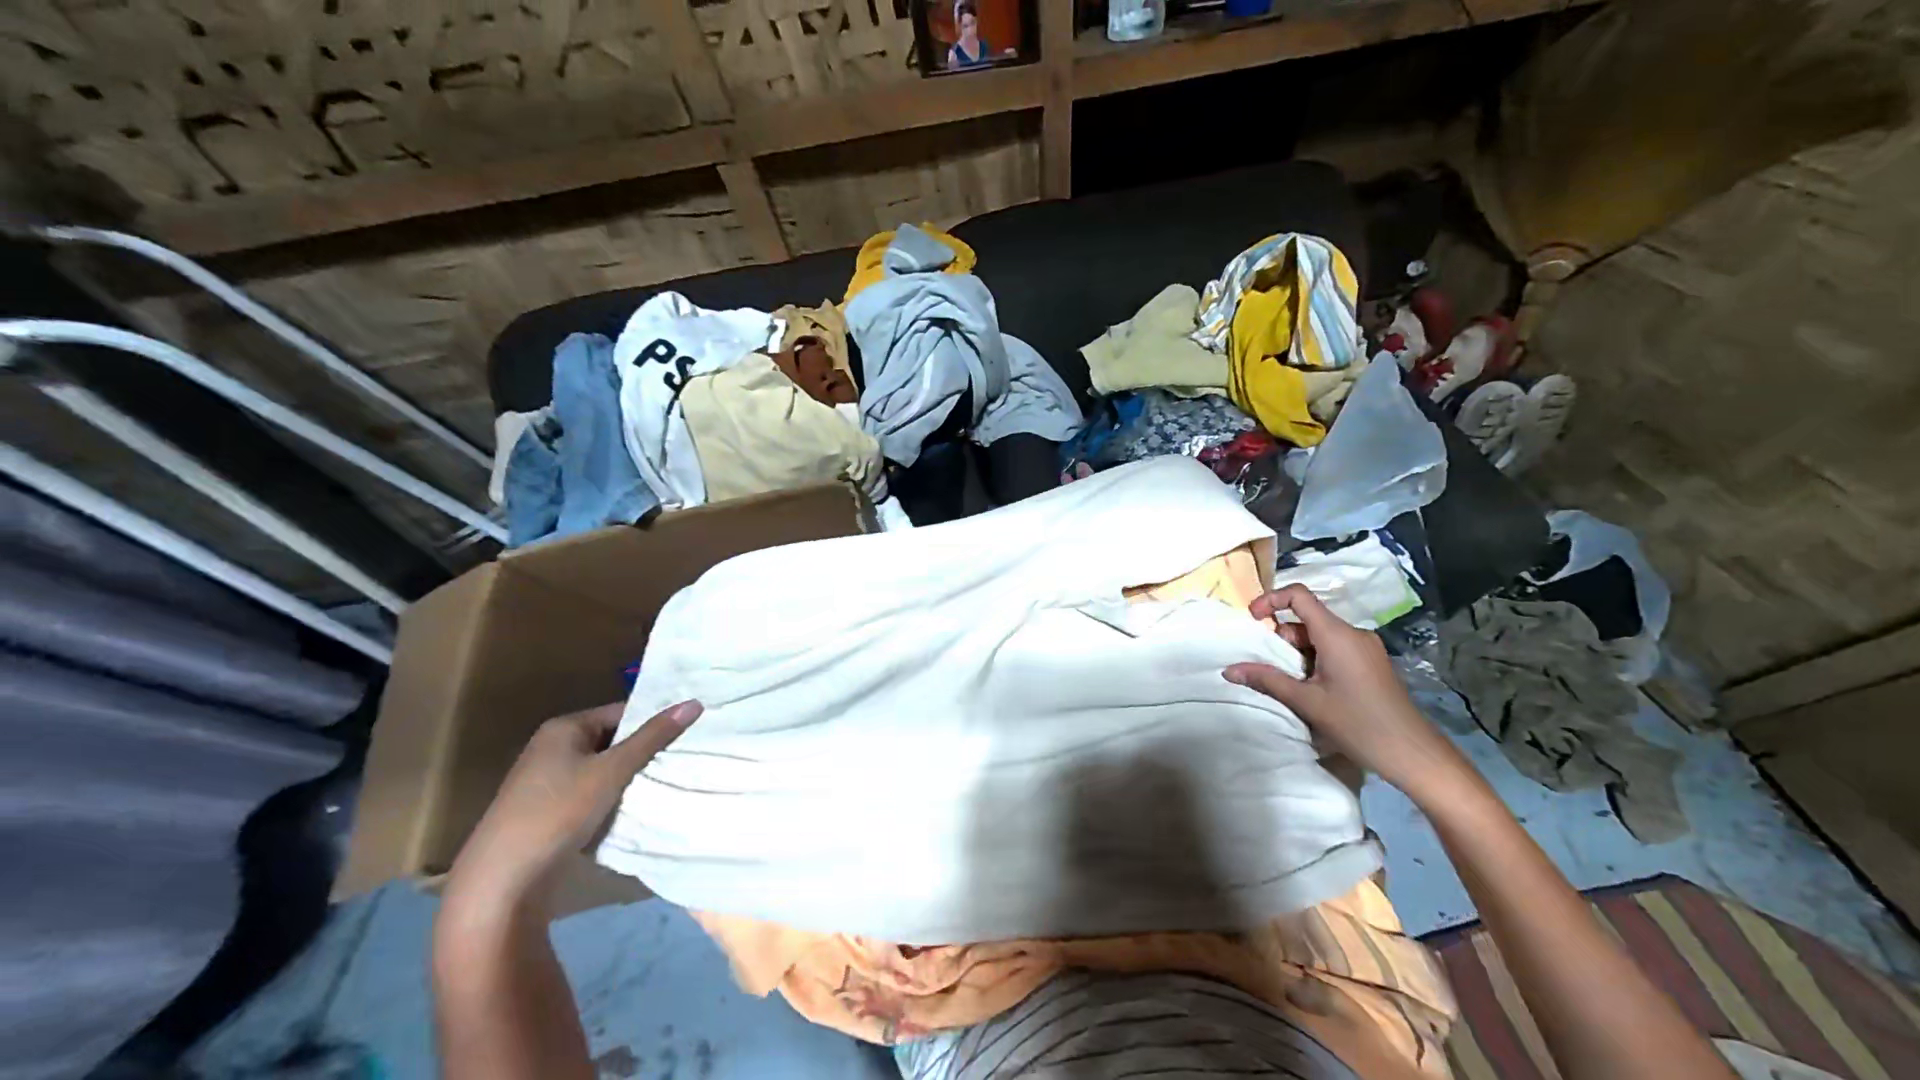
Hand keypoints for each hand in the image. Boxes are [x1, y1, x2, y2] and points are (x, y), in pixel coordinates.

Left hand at [442, 700, 701, 918]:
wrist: (503, 880)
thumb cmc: (558, 811)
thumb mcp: (612, 771)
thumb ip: (653, 737)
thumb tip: (694, 703)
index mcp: (564, 728)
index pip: (621, 712)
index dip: (653, 722)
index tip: (686, 734)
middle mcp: (552, 748)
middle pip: (613, 740)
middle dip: (644, 752)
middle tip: (682, 760)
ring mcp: (548, 781)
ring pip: (603, 770)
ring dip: (629, 778)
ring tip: (667, 783)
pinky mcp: (549, 811)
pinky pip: (591, 793)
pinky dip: (612, 799)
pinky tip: (635, 809)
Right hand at [1223, 585, 1472, 804]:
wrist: (1412, 753)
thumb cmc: (1358, 723)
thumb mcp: (1306, 702)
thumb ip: (1266, 680)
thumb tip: (1229, 670)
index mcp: (1337, 634)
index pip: (1299, 596)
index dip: (1271, 599)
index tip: (1252, 619)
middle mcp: (1353, 633)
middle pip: (1306, 619)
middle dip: (1282, 638)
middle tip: (1271, 668)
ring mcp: (1365, 648)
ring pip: (1319, 637)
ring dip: (1298, 653)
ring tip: (1292, 684)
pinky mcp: (1370, 663)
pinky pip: (1334, 649)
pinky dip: (1315, 661)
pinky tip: (1313, 689)